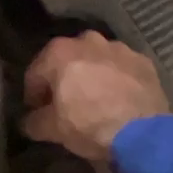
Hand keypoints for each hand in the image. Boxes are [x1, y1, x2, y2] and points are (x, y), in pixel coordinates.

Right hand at [22, 31, 168, 159]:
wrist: (143, 132)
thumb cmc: (89, 124)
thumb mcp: (53, 130)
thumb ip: (35, 122)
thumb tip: (29, 122)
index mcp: (59, 52)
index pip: (35, 72)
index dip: (33, 94)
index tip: (37, 112)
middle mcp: (87, 41)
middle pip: (67, 61)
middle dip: (64, 80)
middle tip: (66, 105)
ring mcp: (118, 47)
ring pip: (97, 60)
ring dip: (92, 75)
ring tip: (96, 101)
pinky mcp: (142, 60)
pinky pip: (122, 68)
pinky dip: (118, 80)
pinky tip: (120, 101)